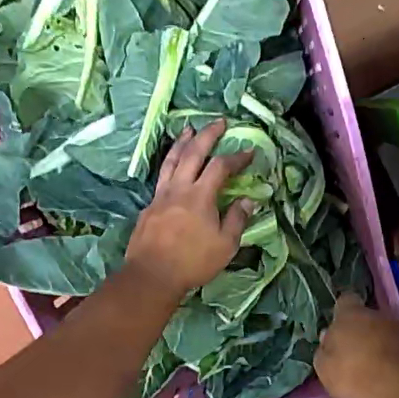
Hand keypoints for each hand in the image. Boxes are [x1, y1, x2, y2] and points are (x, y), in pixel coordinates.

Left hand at [125, 120, 253, 295]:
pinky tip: (172, 164)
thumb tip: (248, 201)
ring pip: (172, 160)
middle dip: (208, 135)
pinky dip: (169, 163)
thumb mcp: (225, 245)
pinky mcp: (149, 206)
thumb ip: (236, 219)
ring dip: (182, 142)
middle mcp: (180, 188)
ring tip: (188, 129)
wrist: (152, 275)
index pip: (221, 167)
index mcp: (201, 196)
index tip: (249, 152)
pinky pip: (161, 176)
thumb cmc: (193, 262)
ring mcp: (161, 196)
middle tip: (218, 122)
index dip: (236, 157)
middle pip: (193, 153)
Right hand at [314, 295, 398, 397]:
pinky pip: (396, 349)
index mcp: (350, 314)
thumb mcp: (325, 368)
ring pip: (381, 333)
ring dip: (375, 347)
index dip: (340, 313)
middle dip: (358, 332)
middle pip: (365, 318)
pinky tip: (385, 378)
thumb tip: (328, 338)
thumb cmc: (355, 377)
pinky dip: (390, 360)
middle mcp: (377, 315)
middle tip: (349, 354)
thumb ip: (324, 349)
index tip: (335, 329)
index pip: (345, 300)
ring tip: (368, 370)